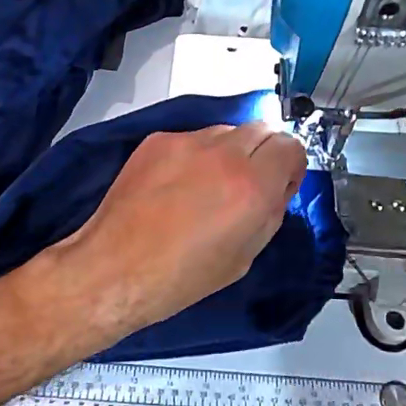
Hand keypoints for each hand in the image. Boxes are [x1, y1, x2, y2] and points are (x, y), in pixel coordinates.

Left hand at [45, 122, 306, 342]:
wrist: (115, 268)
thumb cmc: (180, 277)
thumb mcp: (245, 256)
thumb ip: (270, 212)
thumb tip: (277, 188)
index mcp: (252, 186)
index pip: (291, 146)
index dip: (290, 166)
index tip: (280, 182)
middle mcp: (223, 154)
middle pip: (263, 129)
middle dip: (263, 153)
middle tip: (248, 183)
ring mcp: (187, 143)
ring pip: (226, 131)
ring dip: (229, 152)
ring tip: (208, 187)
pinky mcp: (157, 141)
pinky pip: (192, 138)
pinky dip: (195, 155)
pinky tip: (178, 185)